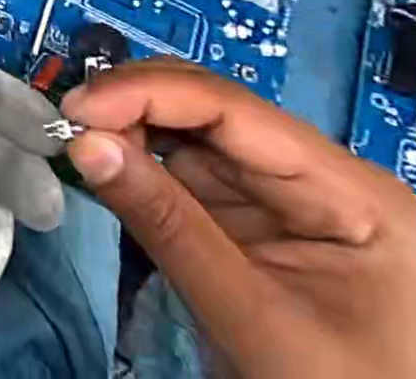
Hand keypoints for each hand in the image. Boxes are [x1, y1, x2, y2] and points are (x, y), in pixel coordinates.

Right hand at [62, 60, 415, 378]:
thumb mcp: (254, 321)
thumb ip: (168, 226)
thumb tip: (82, 144)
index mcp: (345, 186)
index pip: (230, 107)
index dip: (146, 94)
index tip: (75, 110)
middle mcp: (308, 169)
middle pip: (205, 106)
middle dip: (132, 104)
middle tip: (69, 127)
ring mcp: (271, 188)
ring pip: (182, 127)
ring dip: (126, 127)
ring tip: (82, 146)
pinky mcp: (238, 210)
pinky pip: (175, 165)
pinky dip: (134, 159)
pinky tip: (109, 165)